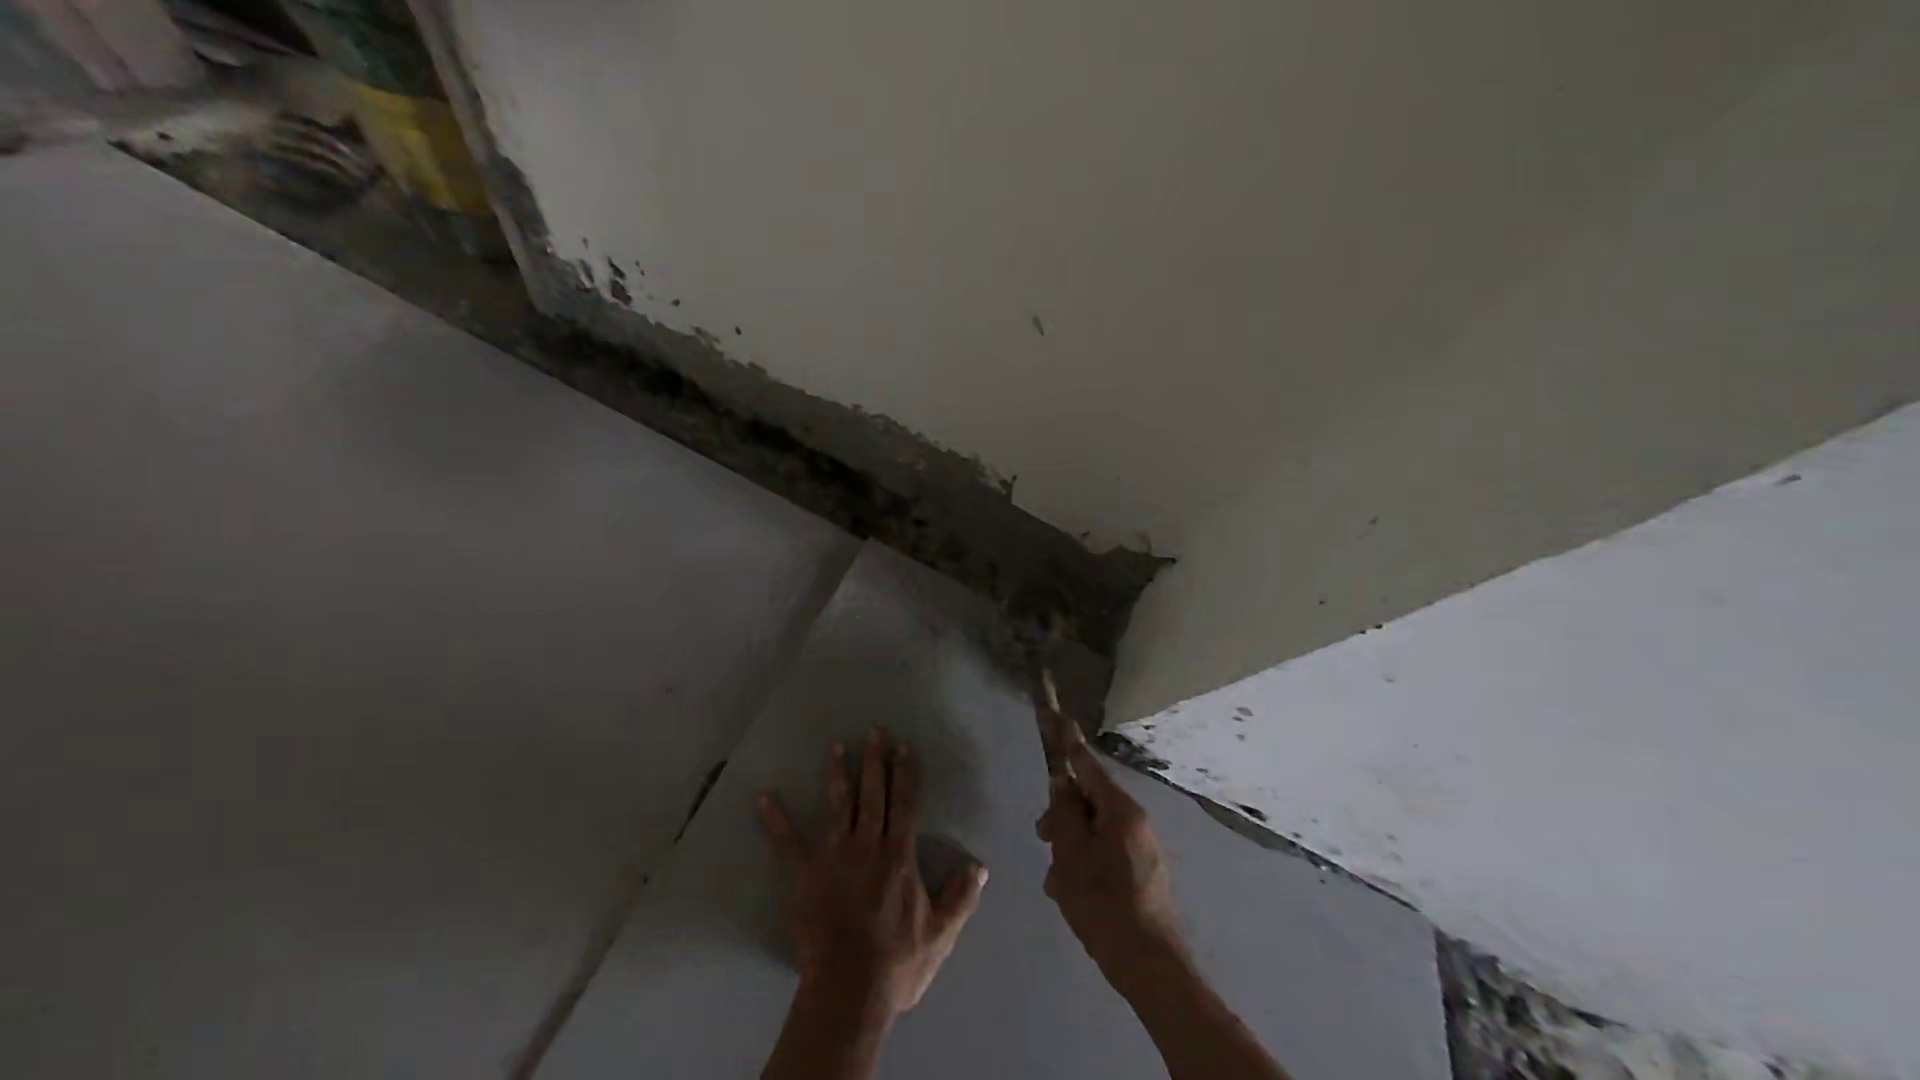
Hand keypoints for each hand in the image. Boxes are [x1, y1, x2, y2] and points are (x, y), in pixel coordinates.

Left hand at [757, 728, 988, 1016]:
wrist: (849, 989)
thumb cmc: (898, 962)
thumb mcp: (941, 933)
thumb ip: (961, 897)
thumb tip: (980, 867)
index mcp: (899, 855)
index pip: (905, 804)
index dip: (905, 773)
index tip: (903, 746)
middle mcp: (867, 846)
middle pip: (873, 794)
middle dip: (875, 760)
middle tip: (874, 731)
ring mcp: (833, 857)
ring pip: (838, 806)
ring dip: (838, 775)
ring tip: (837, 748)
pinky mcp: (805, 875)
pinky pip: (787, 843)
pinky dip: (775, 819)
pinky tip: (763, 797)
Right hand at [1035, 708, 1185, 972]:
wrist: (1151, 965)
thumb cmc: (1105, 905)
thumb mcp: (1071, 855)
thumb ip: (1063, 813)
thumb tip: (1061, 784)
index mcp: (1121, 811)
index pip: (1087, 764)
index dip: (1068, 741)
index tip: (1057, 715)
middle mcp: (1136, 821)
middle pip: (1089, 799)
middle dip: (1062, 814)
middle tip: (1042, 836)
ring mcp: (1142, 847)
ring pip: (1095, 829)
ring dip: (1071, 844)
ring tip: (1057, 880)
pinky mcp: (1142, 870)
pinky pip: (1106, 851)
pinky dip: (1086, 862)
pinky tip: (1072, 891)